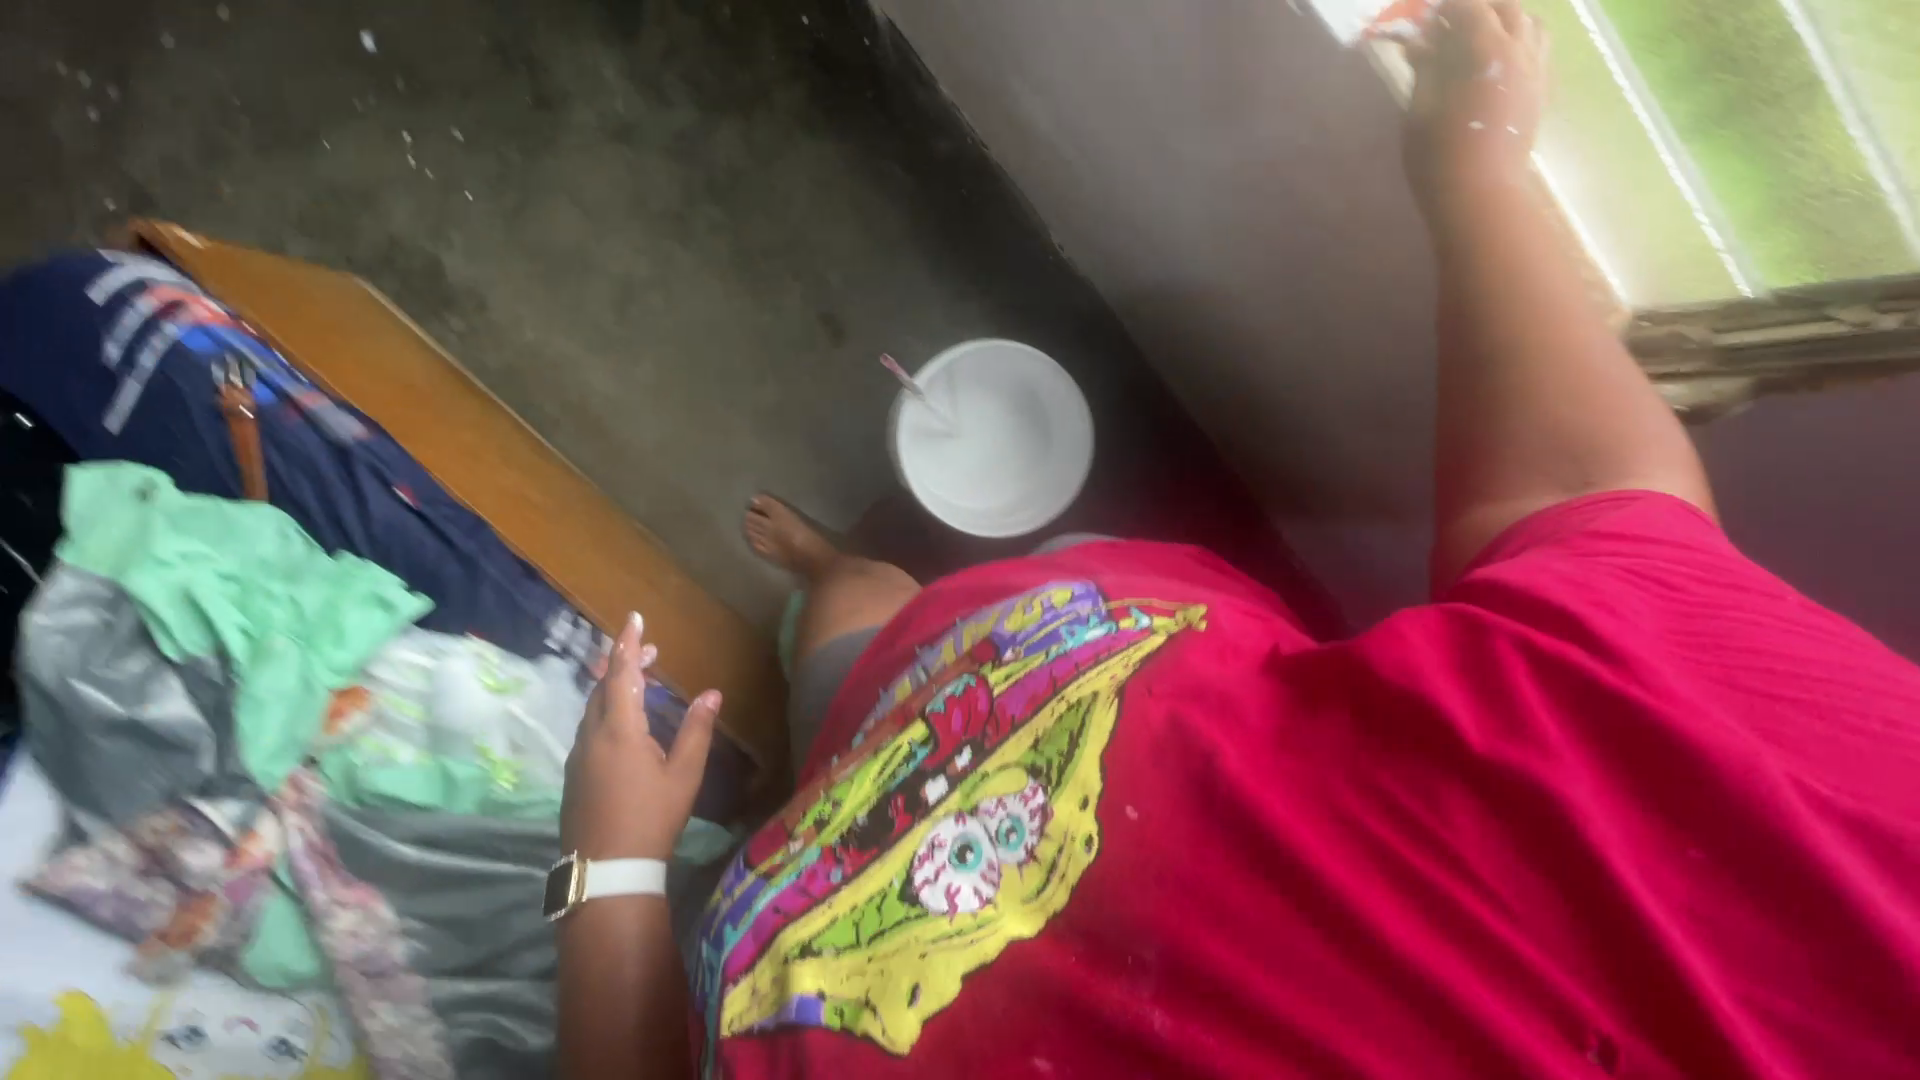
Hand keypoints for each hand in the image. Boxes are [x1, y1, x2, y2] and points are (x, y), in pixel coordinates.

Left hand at [560, 613, 720, 860]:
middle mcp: (592, 736)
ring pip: (593, 709)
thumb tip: (712, 694)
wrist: (606, 870)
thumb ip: (696, 730)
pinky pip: (589, 729)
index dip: (628, 644)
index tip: (634, 618)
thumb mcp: (684, 774)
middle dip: (624, 664)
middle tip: (650, 652)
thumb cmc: (651, 817)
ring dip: (614, 689)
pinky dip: (606, 712)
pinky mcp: (573, 775)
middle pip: (603, 688)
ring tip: (641, 683)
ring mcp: (577, 756)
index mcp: (619, 730)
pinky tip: (624, 725)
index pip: (621, 674)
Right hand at [1402, 0, 1547, 215]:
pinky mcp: (1539, 92)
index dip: (1450, 7)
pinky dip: (1519, 42)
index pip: (1473, 10)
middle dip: (1479, 8)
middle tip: (1451, 21)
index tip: (1430, 14)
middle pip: (1508, 9)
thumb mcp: (1420, 113)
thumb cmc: (1439, 157)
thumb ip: (1424, 71)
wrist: (1479, 194)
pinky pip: (1538, 50)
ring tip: (1479, 36)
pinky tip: (1498, 60)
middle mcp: (1520, 52)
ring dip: (1506, 20)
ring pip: (1531, 24)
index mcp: (1488, 53)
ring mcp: (1535, 71)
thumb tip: (1418, 44)